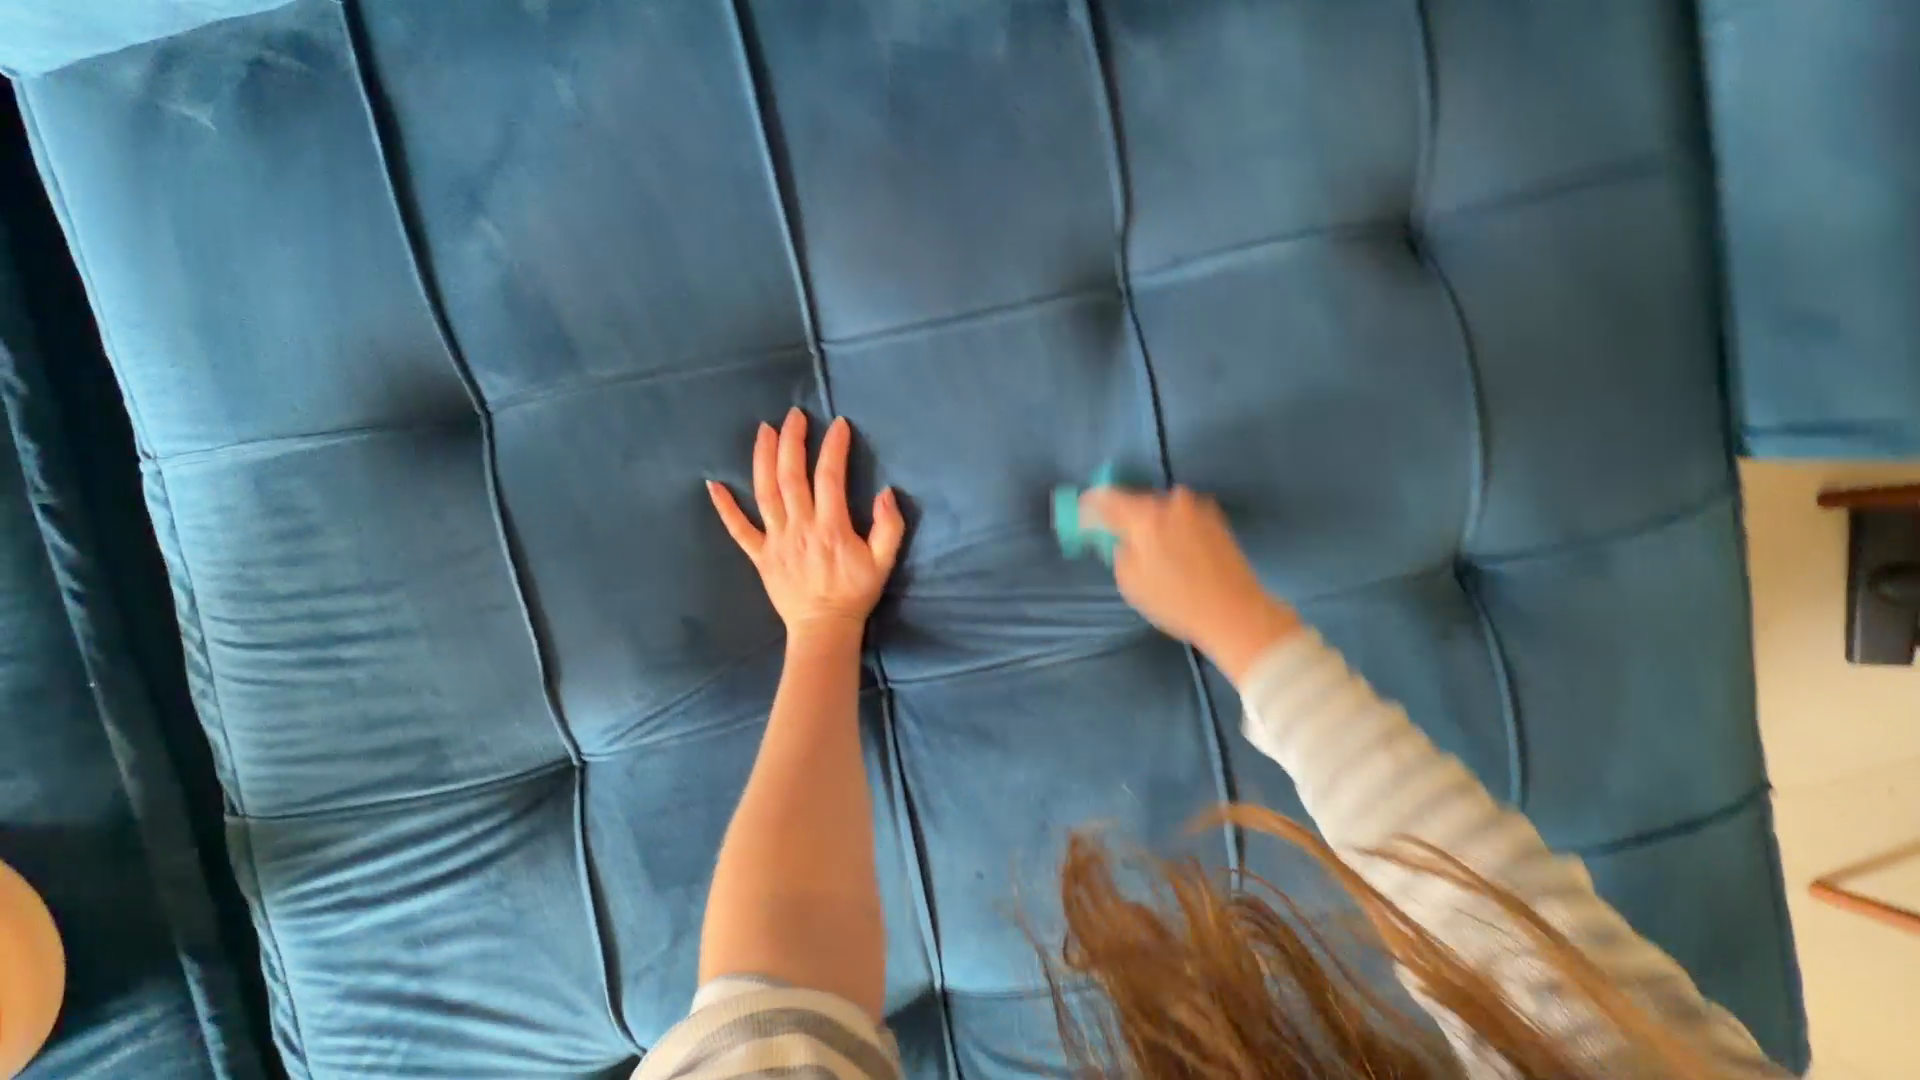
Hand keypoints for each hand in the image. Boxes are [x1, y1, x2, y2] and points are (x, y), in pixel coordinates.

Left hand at [708, 408, 904, 641]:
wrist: (824, 629)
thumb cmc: (855, 593)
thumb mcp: (883, 562)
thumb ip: (888, 527)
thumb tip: (886, 492)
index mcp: (831, 526)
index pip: (830, 477)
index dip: (834, 448)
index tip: (839, 425)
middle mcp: (799, 527)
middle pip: (791, 476)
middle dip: (793, 441)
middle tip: (794, 415)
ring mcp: (776, 540)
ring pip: (765, 492)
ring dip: (763, 458)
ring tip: (764, 431)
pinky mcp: (760, 555)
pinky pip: (738, 529)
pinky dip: (725, 507)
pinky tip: (713, 484)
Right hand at [1080, 486, 1300, 682]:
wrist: (1235, 611)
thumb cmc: (1177, 601)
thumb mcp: (1131, 582)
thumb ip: (1118, 551)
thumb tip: (1120, 538)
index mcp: (1145, 516)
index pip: (1107, 498)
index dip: (1090, 505)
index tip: (1083, 512)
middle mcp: (1171, 503)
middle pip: (1137, 500)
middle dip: (1124, 514)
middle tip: (1115, 531)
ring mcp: (1198, 509)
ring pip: (1162, 508)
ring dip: (1151, 520)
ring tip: (1148, 544)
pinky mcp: (1216, 519)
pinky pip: (1182, 516)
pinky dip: (1172, 525)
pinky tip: (1174, 548)